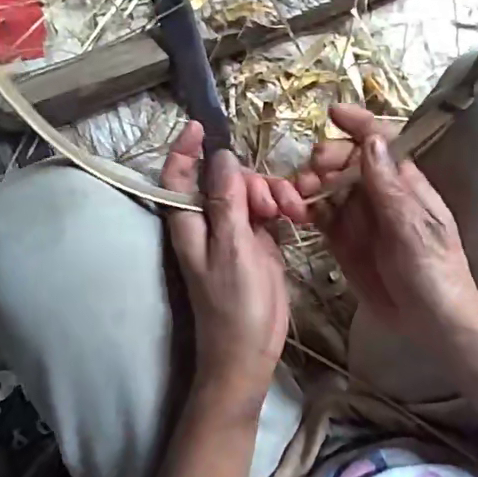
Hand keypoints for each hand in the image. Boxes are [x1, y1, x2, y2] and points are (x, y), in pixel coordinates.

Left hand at [160, 122, 289, 410]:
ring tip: (292, 213)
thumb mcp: (232, 250)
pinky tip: (298, 216)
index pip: (179, 176)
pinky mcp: (260, 243)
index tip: (201, 125)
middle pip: (227, 180)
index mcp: (191, 223)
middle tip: (273, 203)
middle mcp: (211, 223)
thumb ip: (226, 203)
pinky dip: (284, 208)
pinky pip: (270, 211)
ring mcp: (236, 233)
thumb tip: (221, 156)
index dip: (186, 149)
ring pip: (252, 193)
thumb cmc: (233, 305)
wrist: (250, 350)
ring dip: (274, 194)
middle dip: (252, 180)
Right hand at [271, 105, 477, 345]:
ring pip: (330, 188)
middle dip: (327, 160)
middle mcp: (381, 194)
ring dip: (312, 185)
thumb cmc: (435, 272)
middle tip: (312, 173)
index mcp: (405, 183)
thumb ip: (388, 187)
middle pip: (348, 162)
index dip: (359, 125)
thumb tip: (372, 140)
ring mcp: (362, 218)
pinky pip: (323, 217)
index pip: (382, 142)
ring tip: (298, 194)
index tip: (333, 114)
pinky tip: (297, 212)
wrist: (433, 324)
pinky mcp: (346, 242)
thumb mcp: (413, 228)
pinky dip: (308, 210)